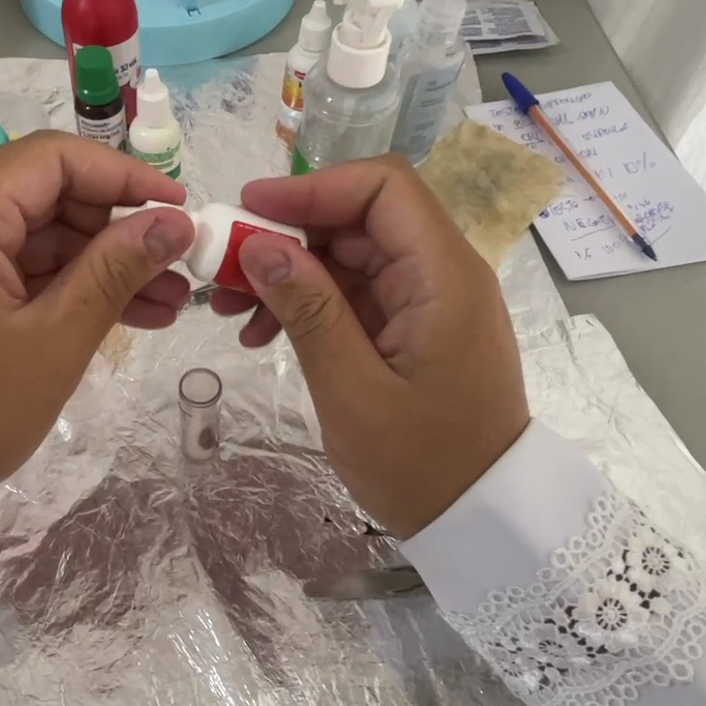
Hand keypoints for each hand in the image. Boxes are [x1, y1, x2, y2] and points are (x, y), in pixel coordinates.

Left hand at [0, 132, 196, 518]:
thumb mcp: (56, 341)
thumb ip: (117, 270)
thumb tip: (177, 223)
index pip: (52, 159)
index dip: (125, 177)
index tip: (180, 208)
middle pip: (41, 197)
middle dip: (115, 234)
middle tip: (177, 270)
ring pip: (27, 238)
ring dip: (94, 268)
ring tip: (165, 304)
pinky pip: (3, 267)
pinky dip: (54, 288)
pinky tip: (116, 315)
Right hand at [211, 155, 530, 537]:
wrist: (480, 518)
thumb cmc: (421, 464)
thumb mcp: (353, 391)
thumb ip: (309, 311)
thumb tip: (261, 247)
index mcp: (443, 276)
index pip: (382, 188)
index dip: (312, 188)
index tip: (250, 210)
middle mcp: (442, 274)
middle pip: (360, 222)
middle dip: (288, 237)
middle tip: (225, 273)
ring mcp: (429, 303)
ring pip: (351, 260)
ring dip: (291, 276)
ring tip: (233, 313)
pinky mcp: (414, 330)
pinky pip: (356, 298)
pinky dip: (311, 308)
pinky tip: (266, 337)